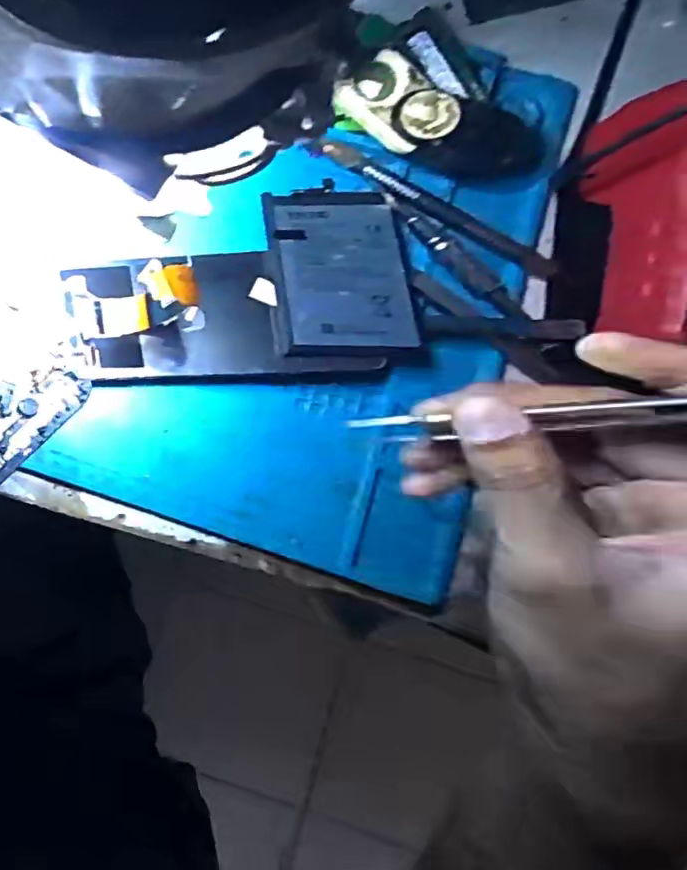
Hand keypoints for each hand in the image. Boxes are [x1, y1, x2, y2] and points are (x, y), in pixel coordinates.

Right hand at [399, 333, 686, 848]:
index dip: (664, 371)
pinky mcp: (592, 511)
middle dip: (511, 415)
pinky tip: (424, 481)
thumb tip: (481, 410)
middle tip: (429, 417)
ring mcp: (642, 504)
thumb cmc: (593, 665)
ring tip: (411, 457)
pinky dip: (473, 469)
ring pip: (558, 441)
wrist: (585, 724)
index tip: (587, 348)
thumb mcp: (548, 573)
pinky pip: (531, 468)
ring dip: (476, 444)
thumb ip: (518, 487)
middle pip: (612, 423)